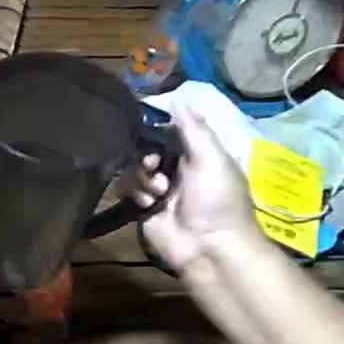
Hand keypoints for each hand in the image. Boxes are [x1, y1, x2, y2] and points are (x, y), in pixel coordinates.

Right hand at [131, 112, 265, 275]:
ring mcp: (158, 188)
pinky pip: (126, 189)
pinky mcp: (142, 206)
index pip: (168, 132)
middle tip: (154, 167)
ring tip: (158, 193)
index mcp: (196, 155)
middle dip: (146, 156)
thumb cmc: (217, 200)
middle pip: (146, 149)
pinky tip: (147, 202)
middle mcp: (175, 169)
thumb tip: (180, 96)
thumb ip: (195, 130)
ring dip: (142, 178)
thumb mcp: (212, 160)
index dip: (157, 131)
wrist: (208, 247)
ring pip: (133, 168)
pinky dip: (134, 193)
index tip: (152, 135)